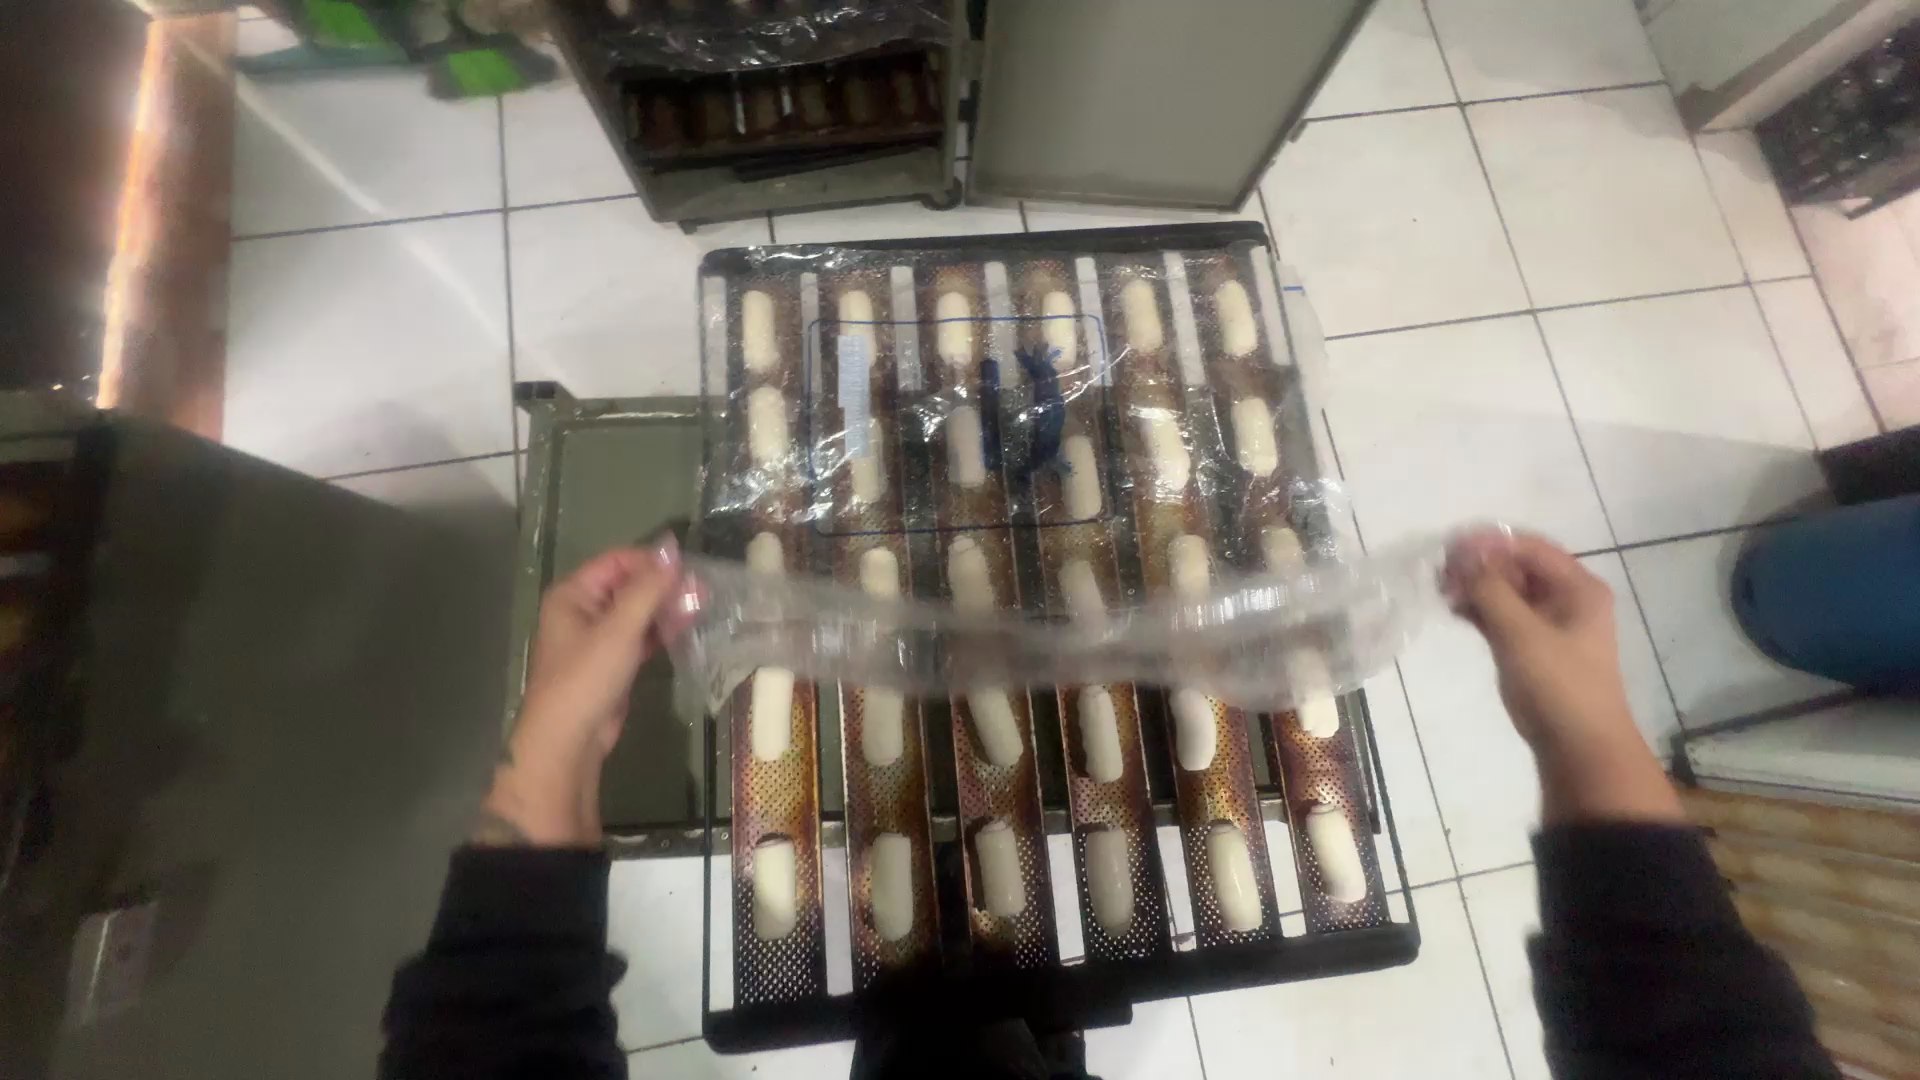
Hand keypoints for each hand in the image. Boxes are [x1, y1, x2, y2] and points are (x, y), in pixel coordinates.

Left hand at [474, 537, 690, 846]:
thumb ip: (648, 587)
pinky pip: (642, 634)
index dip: (653, 562)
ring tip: (702, 607)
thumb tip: (672, 546)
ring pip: (639, 610)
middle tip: (702, 591)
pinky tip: (688, 627)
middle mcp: (584, 609)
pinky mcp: (614, 660)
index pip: (619, 560)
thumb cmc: (587, 678)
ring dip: (668, 607)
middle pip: (631, 584)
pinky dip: (663, 629)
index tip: (689, 570)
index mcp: (574, 594)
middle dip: (665, 585)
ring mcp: (599, 637)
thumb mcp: (620, 628)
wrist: (569, 741)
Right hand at [1446, 528, 1682, 824]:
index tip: (1448, 548)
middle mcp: (1565, 597)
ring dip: (1474, 584)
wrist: (1577, 743)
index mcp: (1578, 588)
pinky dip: (1477, 605)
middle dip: (1478, 564)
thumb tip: (1462, 550)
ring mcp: (1546, 621)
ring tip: (1441, 591)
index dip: (1489, 542)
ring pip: (1504, 588)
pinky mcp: (1528, 641)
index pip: (1530, 547)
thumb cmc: (1557, 683)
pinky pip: (1500, 610)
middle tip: (1440, 573)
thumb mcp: (1520, 632)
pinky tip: (1453, 608)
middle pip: (1516, 565)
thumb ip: (1490, 588)